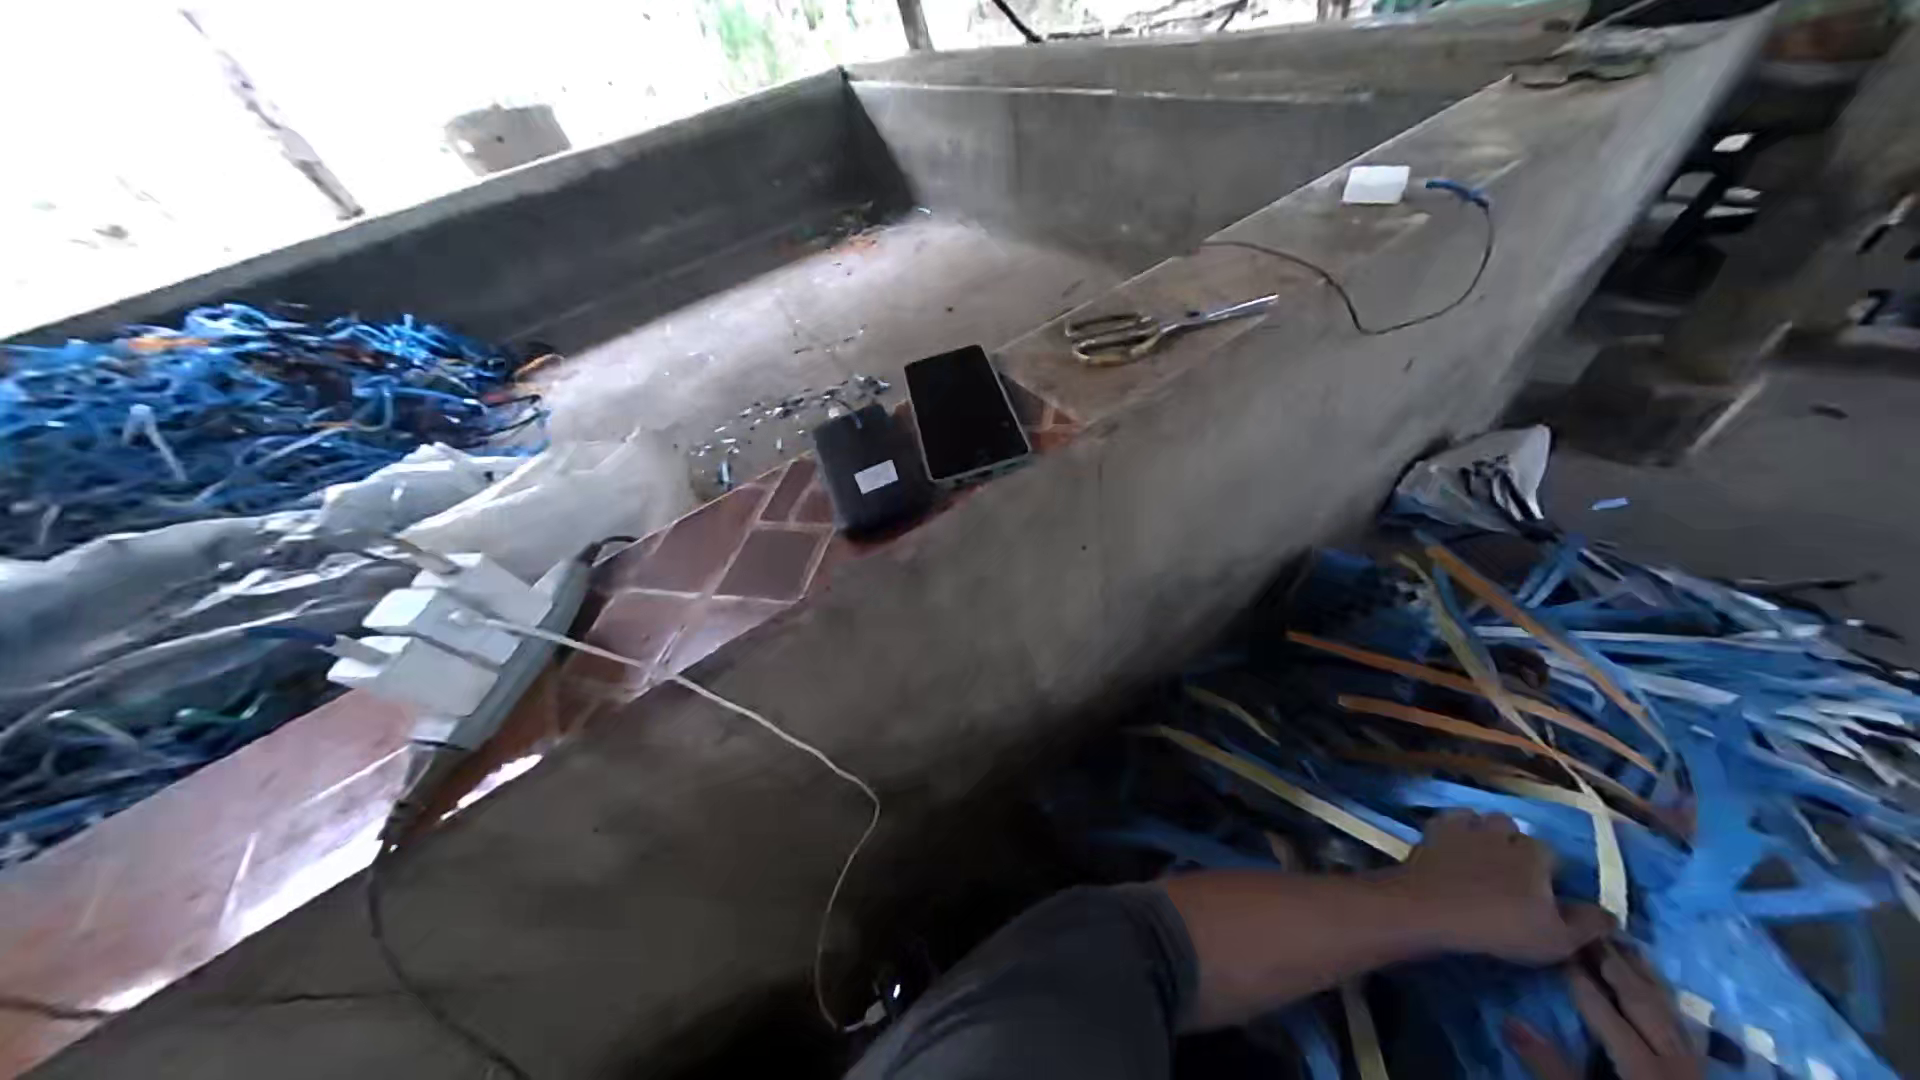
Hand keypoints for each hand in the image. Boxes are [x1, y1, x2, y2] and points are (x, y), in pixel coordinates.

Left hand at [1398, 810, 1613, 962]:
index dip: (1548, 870)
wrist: (1432, 907)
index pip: (1550, 853)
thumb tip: (1610, 914)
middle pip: (1514, 830)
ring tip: (1483, 855)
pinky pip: (1450, 818)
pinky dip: (1456, 826)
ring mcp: (1463, 827)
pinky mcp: (1433, 829)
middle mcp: (1500, 832)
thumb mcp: (1558, 939)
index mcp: (1533, 855)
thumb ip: (1588, 924)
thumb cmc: (1499, 926)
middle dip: (1516, 845)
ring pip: (1481, 818)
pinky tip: (1456, 842)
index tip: (1543, 888)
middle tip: (1511, 872)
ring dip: (1486, 832)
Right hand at [1507, 942, 1703, 1079]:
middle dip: (1615, 965)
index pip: (1603, 1009)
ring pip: (1672, 1014)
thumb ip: (1553, 1070)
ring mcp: (1695, 1072)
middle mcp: (1674, 1064)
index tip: (1552, 940)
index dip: (1576, 975)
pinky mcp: (1702, 1079)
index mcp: (1643, 1069)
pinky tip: (1662, 992)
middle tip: (1588, 927)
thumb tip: (1511, 1020)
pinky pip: (1689, 1032)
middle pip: (1643, 1004)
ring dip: (1647, 977)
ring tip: (1625, 945)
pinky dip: (1673, 1004)